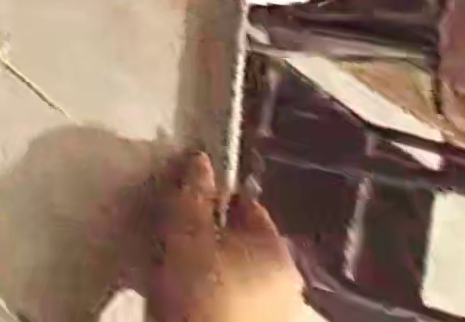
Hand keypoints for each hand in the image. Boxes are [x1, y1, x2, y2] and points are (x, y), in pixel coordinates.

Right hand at [148, 153, 304, 321]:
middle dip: (211, 226)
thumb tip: (201, 158)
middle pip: (244, 238)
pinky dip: (214, 283)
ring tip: (175, 254)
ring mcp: (279, 314)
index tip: (182, 192)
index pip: (248, 206)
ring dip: (212, 256)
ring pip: (239, 267)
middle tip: (174, 221)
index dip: (214, 193)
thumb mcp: (184, 226)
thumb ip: (193, 189)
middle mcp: (290, 284)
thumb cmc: (195, 282)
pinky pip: (236, 293)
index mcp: (277, 253)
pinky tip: (187, 284)